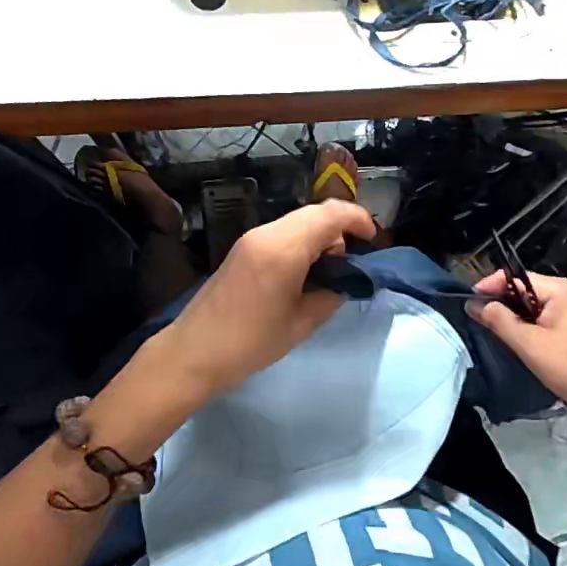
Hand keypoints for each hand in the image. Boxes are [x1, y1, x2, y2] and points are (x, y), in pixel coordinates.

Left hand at [158, 200, 376, 395]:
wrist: (193, 352)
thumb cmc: (250, 343)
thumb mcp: (302, 323)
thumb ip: (330, 294)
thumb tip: (343, 280)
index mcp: (284, 248)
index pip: (331, 215)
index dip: (358, 220)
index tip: (372, 240)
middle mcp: (267, 233)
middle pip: (315, 213)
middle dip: (340, 229)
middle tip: (351, 262)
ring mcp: (251, 238)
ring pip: (298, 221)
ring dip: (320, 236)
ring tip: (327, 272)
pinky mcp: (242, 249)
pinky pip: (282, 233)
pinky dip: (301, 242)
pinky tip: (303, 272)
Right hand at [467, 271, 566, 420]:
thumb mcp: (529, 343)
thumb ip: (499, 320)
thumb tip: (473, 304)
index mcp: (560, 289)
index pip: (516, 278)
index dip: (491, 287)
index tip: (469, 303)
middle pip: (523, 289)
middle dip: (501, 302)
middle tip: (478, 319)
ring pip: (531, 305)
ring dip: (513, 316)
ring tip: (493, 330)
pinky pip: (541, 317)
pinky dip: (526, 325)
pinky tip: (516, 340)